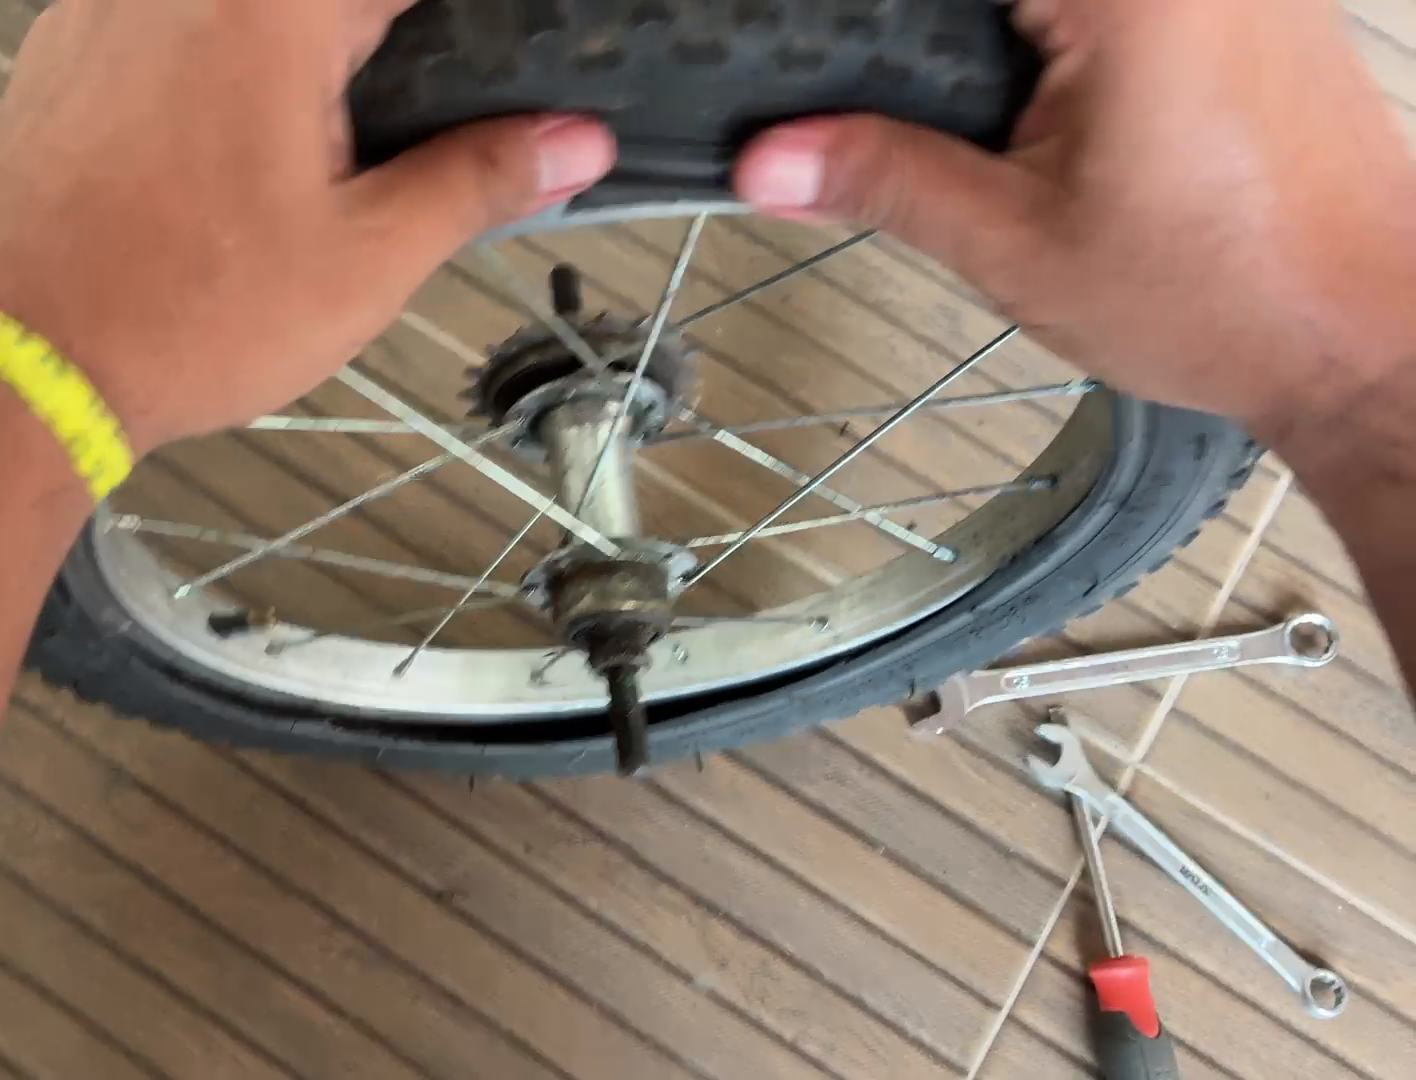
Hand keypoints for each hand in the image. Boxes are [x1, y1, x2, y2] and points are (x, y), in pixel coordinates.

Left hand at [0, 0, 615, 453]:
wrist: (37, 363)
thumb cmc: (198, 318)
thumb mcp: (368, 260)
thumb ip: (476, 182)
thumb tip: (575, 142)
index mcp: (274, 7)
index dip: (461, 40)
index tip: (470, 94)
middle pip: (331, 9)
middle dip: (379, 68)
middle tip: (377, 161)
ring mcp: (110, 5)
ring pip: (253, 16)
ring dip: (304, 76)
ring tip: (296, 179)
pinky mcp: (70, 52)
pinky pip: (178, 32)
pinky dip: (229, 78)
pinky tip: (225, 172)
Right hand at [733, 0, 1415, 446]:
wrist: (1357, 328)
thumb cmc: (1206, 293)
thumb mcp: (1006, 243)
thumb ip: (882, 183)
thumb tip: (767, 162)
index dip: (867, 33)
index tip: (819, 84)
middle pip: (969, 5)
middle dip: (904, 51)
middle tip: (848, 118)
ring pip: (1017, 12)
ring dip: (956, 57)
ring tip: (937, 138)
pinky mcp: (1222, 11)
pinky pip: (1078, 17)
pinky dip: (1012, 57)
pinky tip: (1003, 124)